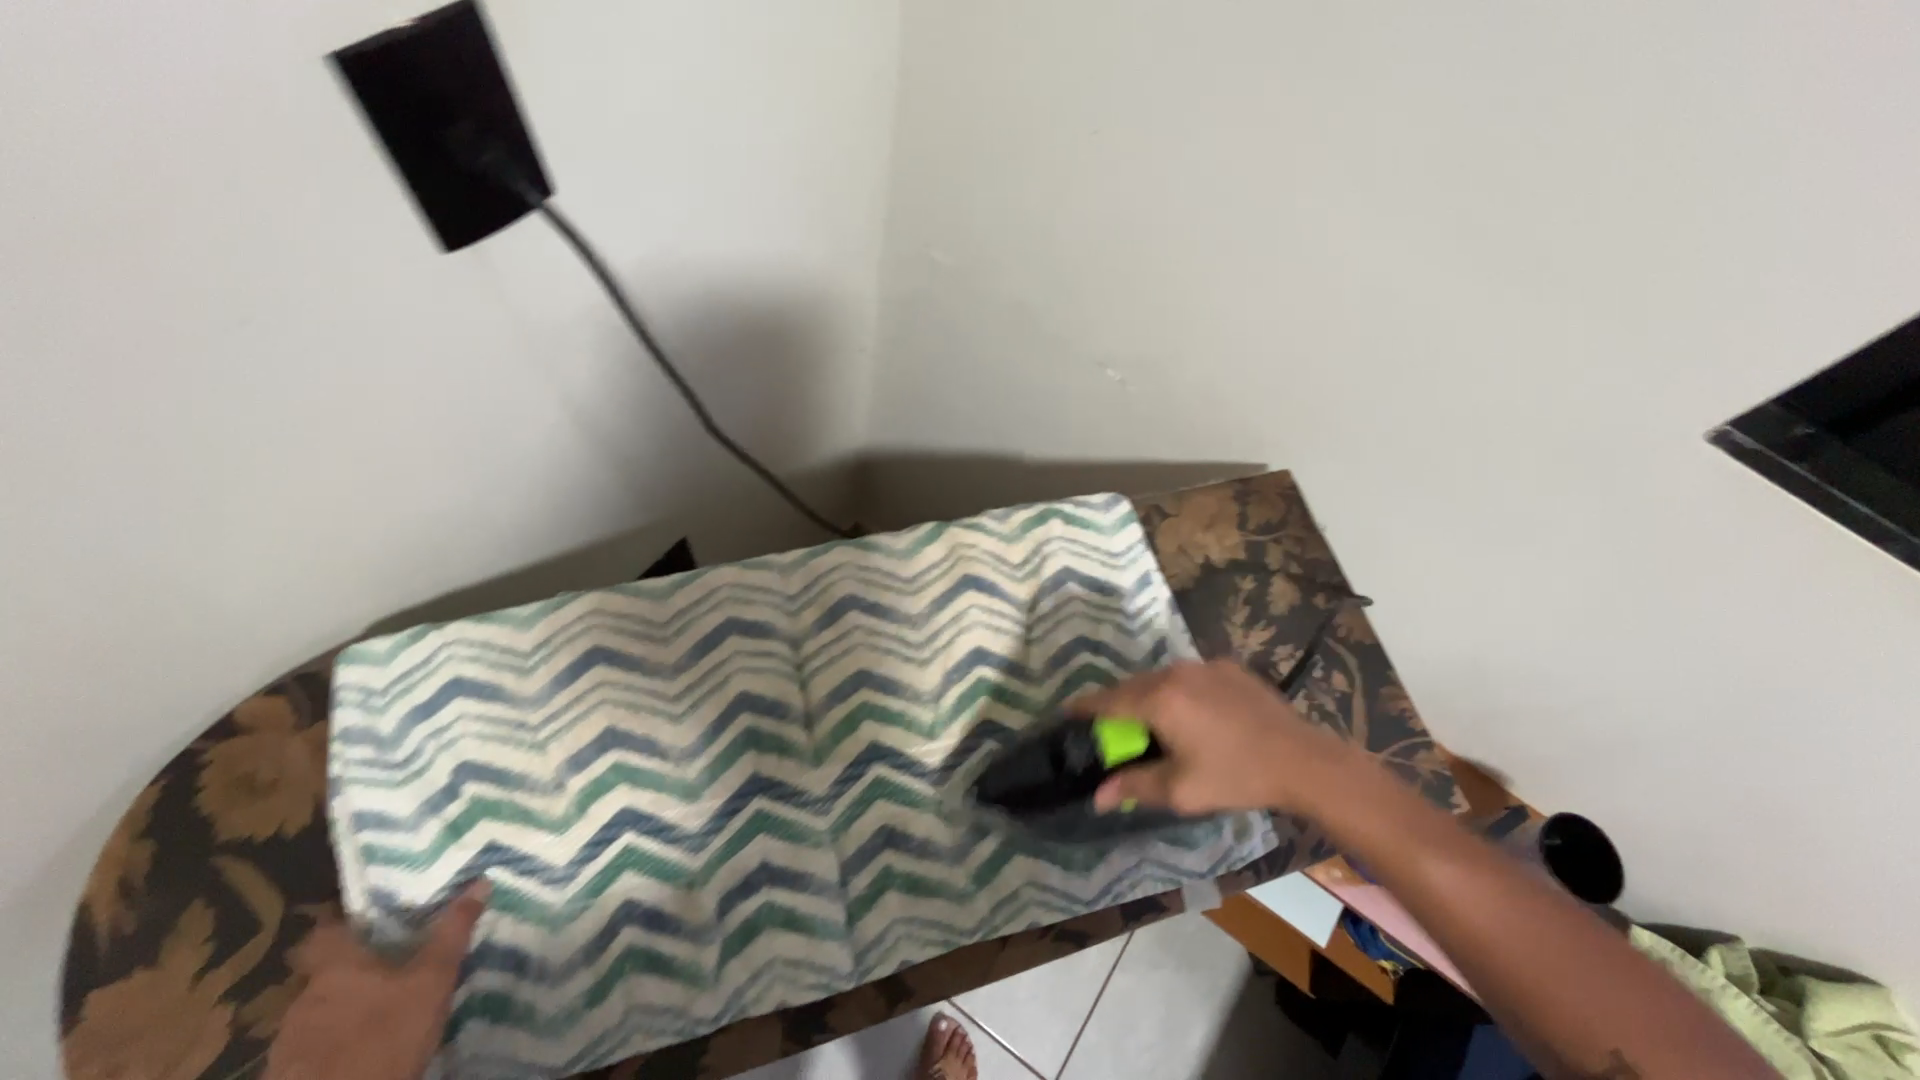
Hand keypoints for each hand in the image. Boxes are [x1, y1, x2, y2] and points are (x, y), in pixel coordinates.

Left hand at [265, 881, 488, 1079]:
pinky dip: (333, 1042)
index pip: (324, 931)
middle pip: (324, 973)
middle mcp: (304, 996)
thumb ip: (452, 934)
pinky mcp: (289, 1070)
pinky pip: (311, 1044)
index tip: (371, 926)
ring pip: (318, 1010)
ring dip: (342, 1009)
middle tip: (387, 972)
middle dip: (352, 972)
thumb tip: (481, 882)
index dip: (345, 926)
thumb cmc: (387, 1032)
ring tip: (377, 1014)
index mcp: (336, 966)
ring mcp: (290, 1036)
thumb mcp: (432, 981)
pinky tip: (359, 1049)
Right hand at [1069, 659, 1360, 816]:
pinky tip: (1190, 717)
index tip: (1067, 717)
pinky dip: (1177, 692)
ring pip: (1160, 679)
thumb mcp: (1180, 790)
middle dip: (1116, 706)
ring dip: (1147, 697)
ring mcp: (1204, 666)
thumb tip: (1097, 797)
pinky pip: (1188, 677)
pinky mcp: (1228, 667)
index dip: (1083, 709)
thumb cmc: (1236, 776)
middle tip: (1111, 731)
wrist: (1302, 760)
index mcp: (1159, 699)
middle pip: (1132, 686)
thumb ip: (1134, 787)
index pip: (1106, 700)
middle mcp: (1176, 673)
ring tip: (1149, 724)